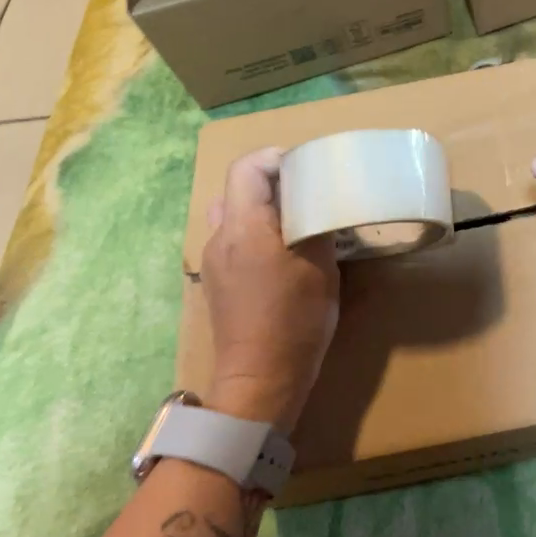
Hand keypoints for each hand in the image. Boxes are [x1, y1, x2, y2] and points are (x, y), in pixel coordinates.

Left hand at [200, 148, 339, 432]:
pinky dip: (257, 233)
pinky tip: (284, 254)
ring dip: (264, 209)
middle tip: (310, 194)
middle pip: (239, 188)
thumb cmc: (296, 318)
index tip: (308, 168)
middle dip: (274, 184)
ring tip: (298, 224)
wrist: (261, 378)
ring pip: (235, 214)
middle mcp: (220, 237)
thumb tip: (320, 200)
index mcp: (244, 226)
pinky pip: (235, 240)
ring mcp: (214, 261)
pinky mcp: (218, 282)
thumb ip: (316, 223)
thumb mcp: (321, 265)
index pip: (247, 167)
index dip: (277, 158)